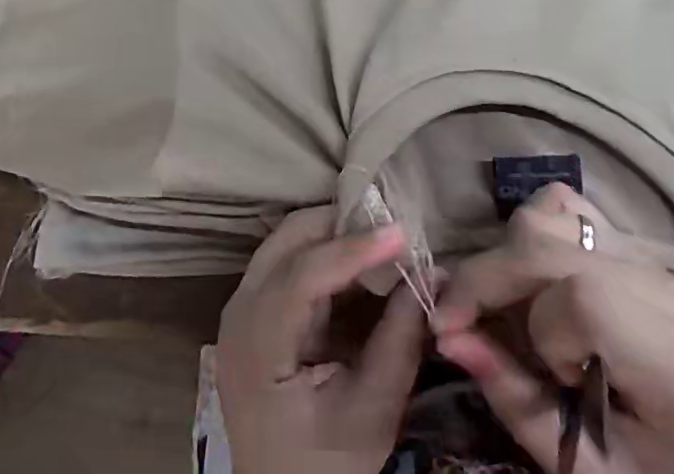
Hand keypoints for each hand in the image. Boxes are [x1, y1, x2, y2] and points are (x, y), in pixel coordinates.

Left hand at [217, 207, 427, 473]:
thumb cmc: (327, 463)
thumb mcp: (373, 409)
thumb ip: (401, 337)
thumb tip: (434, 274)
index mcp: (258, 347)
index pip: (303, 273)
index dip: (354, 247)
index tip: (403, 233)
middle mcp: (239, 314)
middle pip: (289, 240)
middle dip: (342, 224)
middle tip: (393, 228)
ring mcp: (241, 310)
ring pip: (287, 242)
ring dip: (335, 233)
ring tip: (382, 240)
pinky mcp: (255, 312)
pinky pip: (289, 261)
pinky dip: (326, 252)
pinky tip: (361, 261)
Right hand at [432, 185, 673, 473]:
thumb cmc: (661, 471)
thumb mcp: (588, 468)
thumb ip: (518, 403)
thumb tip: (450, 339)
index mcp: (666, 354)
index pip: (583, 296)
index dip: (532, 325)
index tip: (503, 359)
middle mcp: (654, 284)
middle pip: (548, 239)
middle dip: (486, 278)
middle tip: (456, 323)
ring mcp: (643, 254)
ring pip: (550, 211)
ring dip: (507, 254)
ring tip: (503, 305)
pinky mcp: (629, 243)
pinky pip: (568, 208)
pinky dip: (534, 231)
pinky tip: (532, 278)